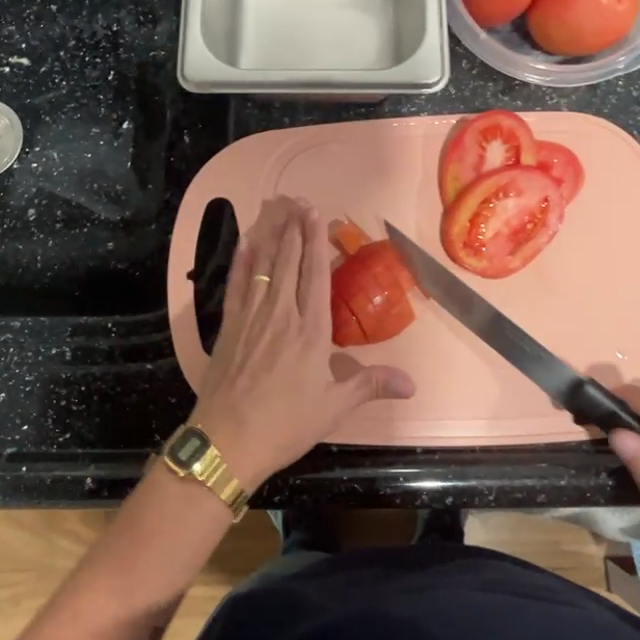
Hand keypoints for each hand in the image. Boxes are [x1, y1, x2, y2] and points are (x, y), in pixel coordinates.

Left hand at [188, 197, 414, 487]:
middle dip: (294, 229)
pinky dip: (241, 261)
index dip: (316, 242)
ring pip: (263, 266)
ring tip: (275, 208)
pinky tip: (244, 242)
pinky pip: (236, 285)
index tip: (316, 214)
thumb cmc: (285, 425)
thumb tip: (411, 383)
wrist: (228, 440)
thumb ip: (369, 385)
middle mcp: (281, 315)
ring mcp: (251, 318)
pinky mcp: (229, 327)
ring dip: (270, 235)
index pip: (315, 276)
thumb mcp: (332, 408)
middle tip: (297, 199)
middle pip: (289, 262)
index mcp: (310, 331)